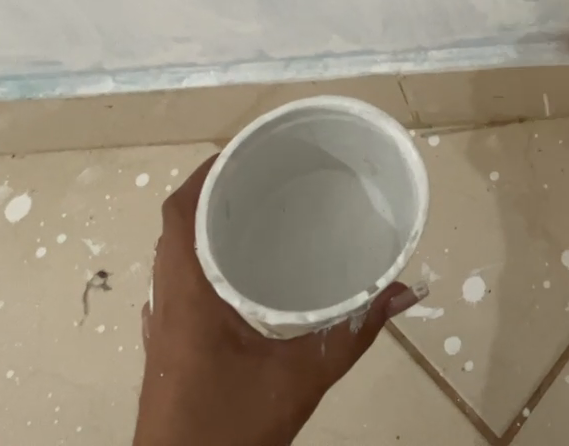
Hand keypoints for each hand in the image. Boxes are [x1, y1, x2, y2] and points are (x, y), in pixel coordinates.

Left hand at [134, 155, 423, 445]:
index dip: (206, 172)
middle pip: (175, 226)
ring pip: (173, 254)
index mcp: (189, 295)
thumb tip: (405, 290)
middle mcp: (167, 301)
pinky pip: (177, 281)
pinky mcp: (168, 346)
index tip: (247, 150)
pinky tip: (238, 267)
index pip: (180, 212)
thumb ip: (354, 332)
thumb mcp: (301, 379)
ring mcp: (163, 326)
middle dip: (214, 189)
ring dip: (204, 223)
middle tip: (264, 171)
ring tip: (256, 206)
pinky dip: (201, 257)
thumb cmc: (232, 429)